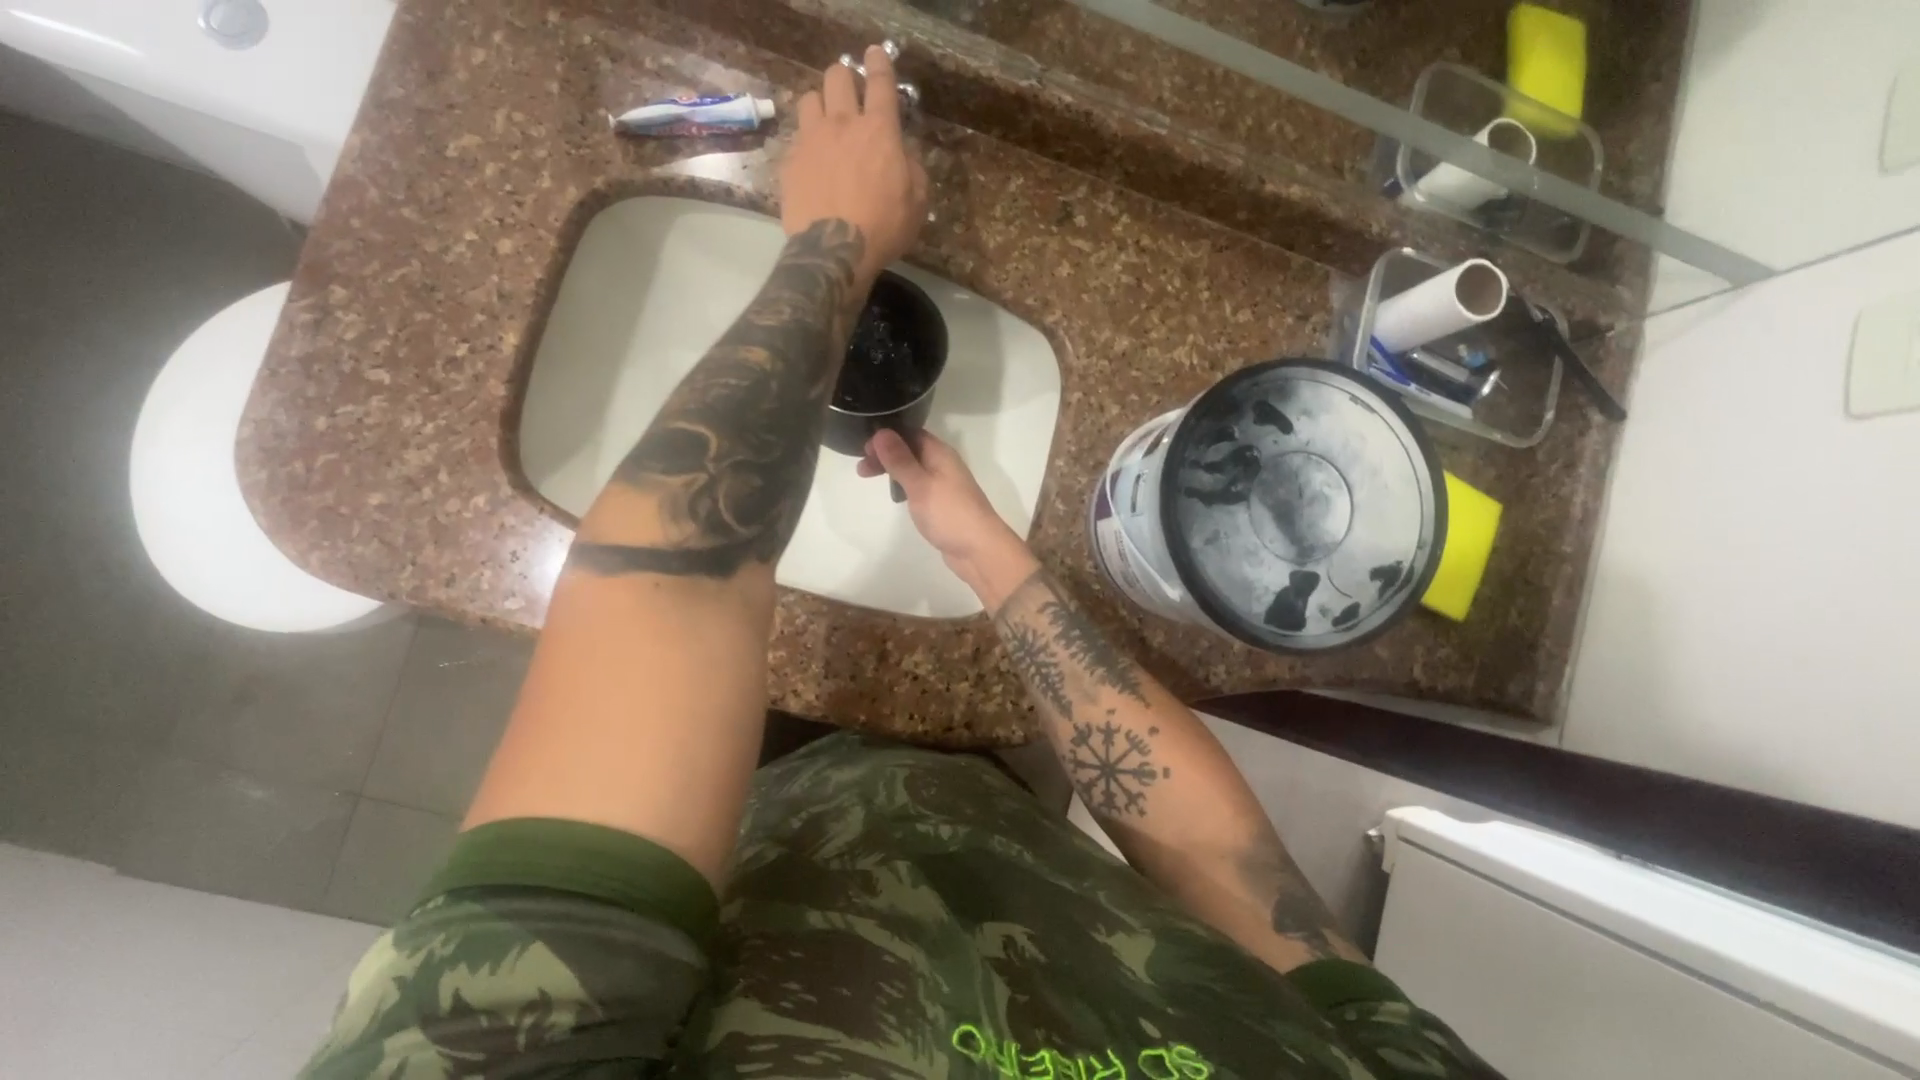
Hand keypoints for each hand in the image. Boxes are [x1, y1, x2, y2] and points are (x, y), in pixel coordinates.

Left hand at [782, 46, 929, 283]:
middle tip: (849, 92)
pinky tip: (811, 161)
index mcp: (880, 131)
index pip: (881, 83)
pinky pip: (796, 138)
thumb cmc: (882, 228)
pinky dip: (805, 143)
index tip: (875, 54)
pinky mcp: (790, 161)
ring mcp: (811, 140)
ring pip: (809, 99)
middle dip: (845, 78)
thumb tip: (903, 155)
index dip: (879, 64)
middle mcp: (843, 124)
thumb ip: (912, 169)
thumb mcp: (917, 202)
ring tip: (825, 123)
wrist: (834, 251)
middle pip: (837, 77)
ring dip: (820, 105)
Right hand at [860, 429, 1023, 569]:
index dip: (887, 436)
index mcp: (940, 454)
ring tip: (868, 477)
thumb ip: (900, 459)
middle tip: (861, 467)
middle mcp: (943, 465)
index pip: (911, 433)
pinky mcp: (942, 505)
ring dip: (892, 469)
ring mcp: (944, 485)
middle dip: (886, 454)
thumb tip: (881, 432)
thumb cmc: (949, 513)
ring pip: (914, 469)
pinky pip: (919, 486)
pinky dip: (903, 486)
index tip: (864, 447)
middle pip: (911, 450)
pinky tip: (894, 495)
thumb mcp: (920, 484)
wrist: (979, 550)